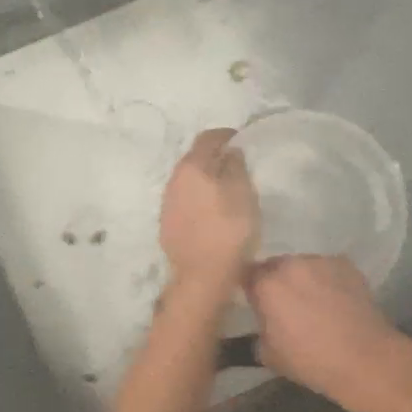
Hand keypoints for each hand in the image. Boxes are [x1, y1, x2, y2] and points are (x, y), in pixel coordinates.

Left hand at [160, 129, 257, 293]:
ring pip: (188, 180)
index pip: (208, 138)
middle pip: (195, 158)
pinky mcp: (167, 223)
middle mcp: (174, 179)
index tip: (241, 140)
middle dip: (214, 157)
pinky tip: (211, 210)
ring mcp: (167, 203)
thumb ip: (236, 167)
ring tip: (225, 188)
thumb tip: (230, 151)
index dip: (226, 135)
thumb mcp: (244, 193)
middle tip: (236, 164)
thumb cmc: (229, 230)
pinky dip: (198, 198)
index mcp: (192, 167)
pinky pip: (184, 200)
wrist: (203, 275)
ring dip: (205, 179)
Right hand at [245, 255, 409, 405]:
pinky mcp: (346, 265)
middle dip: (277, 282)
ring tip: (315, 303)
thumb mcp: (268, 355)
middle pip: (275, 266)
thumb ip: (259, 330)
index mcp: (266, 285)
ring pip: (303, 266)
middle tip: (286, 306)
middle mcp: (291, 265)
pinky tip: (336, 301)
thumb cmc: (310, 360)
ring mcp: (321, 261)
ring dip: (303, 279)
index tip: (256, 302)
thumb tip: (265, 321)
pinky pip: (327, 269)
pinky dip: (327, 280)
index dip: (251, 288)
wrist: (363, 358)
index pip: (246, 275)